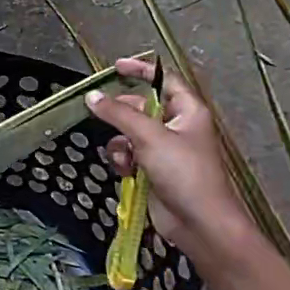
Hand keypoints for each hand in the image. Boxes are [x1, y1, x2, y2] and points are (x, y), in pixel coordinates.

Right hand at [84, 58, 258, 259]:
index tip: (114, 67)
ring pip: (129, 133)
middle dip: (121, 114)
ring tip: (123, 156)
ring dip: (120, 142)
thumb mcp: (149, 137)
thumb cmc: (183, 173)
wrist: (198, 222)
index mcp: (187, 111)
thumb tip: (91, 96)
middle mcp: (177, 126)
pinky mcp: (153, 170)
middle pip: (141, 108)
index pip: (163, 80)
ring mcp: (164, 149)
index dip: (140, 71)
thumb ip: (118, 114)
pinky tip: (126, 171)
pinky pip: (129, 154)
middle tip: (99, 112)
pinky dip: (123, 160)